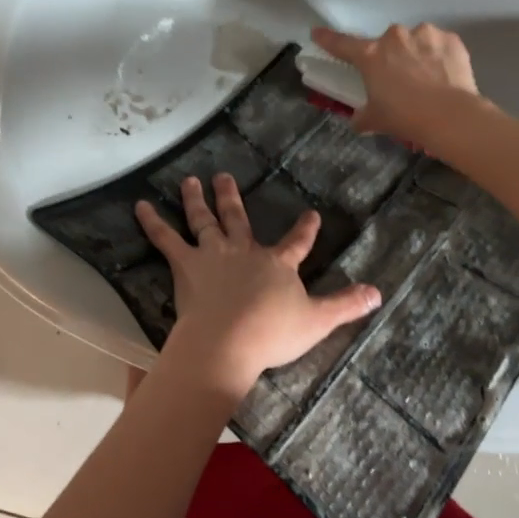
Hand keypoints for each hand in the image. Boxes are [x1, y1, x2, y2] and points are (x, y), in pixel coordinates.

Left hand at [136, 174, 380, 398]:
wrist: (229, 342)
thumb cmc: (272, 333)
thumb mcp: (317, 321)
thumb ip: (346, 306)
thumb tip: (379, 294)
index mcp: (277, 264)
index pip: (296, 242)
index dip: (305, 229)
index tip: (310, 214)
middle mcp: (245, 251)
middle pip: (239, 219)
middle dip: (233, 198)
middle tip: (223, 176)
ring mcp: (213, 254)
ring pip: (204, 221)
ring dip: (196, 199)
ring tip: (190, 180)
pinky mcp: (186, 265)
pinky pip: (166, 239)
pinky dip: (152, 222)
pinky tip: (139, 206)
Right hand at [310, 22, 480, 143]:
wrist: (450, 115)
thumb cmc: (405, 116)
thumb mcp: (376, 119)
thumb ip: (362, 117)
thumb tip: (358, 121)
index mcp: (370, 55)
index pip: (341, 43)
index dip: (327, 39)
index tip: (317, 33)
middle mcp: (395, 37)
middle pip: (387, 43)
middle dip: (391, 56)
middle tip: (400, 79)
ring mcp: (424, 34)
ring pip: (415, 40)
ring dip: (416, 53)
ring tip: (427, 78)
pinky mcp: (450, 38)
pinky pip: (439, 44)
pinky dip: (439, 56)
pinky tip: (445, 74)